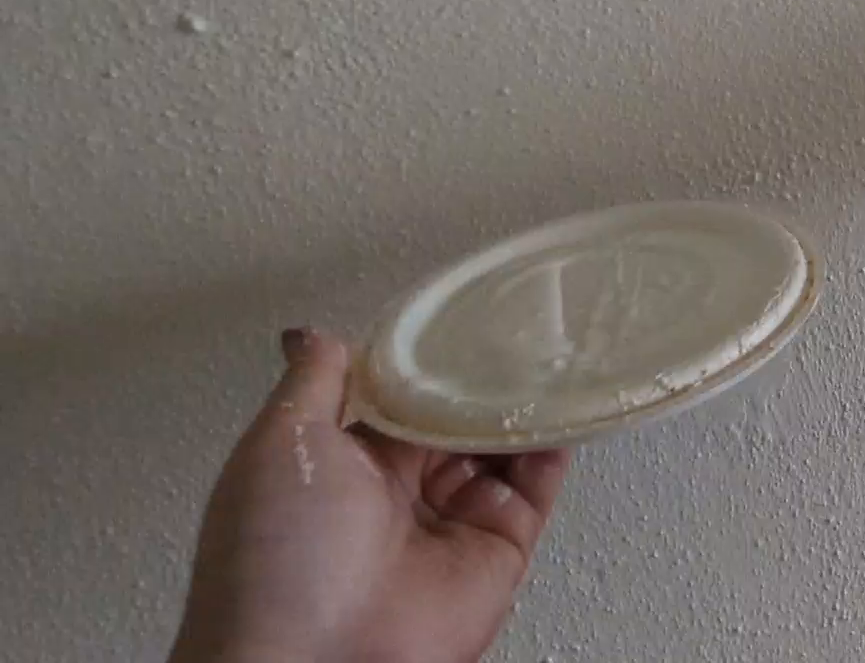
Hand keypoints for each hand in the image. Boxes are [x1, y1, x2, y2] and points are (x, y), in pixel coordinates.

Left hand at [169, 329, 569, 662]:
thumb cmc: (275, 566)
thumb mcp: (280, 451)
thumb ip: (314, 386)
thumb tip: (311, 334)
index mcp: (356, 466)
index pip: (412, 395)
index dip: (441, 357)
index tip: (470, 317)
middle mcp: (410, 488)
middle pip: (468, 414)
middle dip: (494, 376)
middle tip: (526, 329)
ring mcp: (462, 513)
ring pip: (512, 439)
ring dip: (533, 402)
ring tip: (556, 357)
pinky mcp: (507, 537)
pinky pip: (544, 476)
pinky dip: (562, 438)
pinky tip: (569, 405)